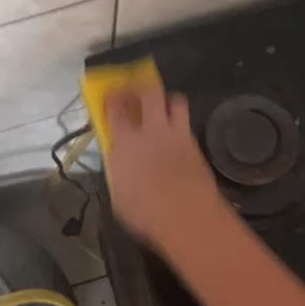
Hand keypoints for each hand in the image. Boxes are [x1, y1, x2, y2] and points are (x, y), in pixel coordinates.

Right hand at [101, 81, 230, 250]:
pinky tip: (174, 136)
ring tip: (161, 107)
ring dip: (166, 99)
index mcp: (126, 142)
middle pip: (148, 93)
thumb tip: (119, 162)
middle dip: (140, 87)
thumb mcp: (119, 194)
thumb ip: (118, 169)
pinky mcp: (195, 145)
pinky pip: (186, 122)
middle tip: (135, 91)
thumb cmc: (146, 212)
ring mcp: (177, 135)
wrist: (189, 218)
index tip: (109, 95)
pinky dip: (179, 122)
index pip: (115, 108)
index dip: (111, 97)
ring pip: (174, 100)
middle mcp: (152, 131)